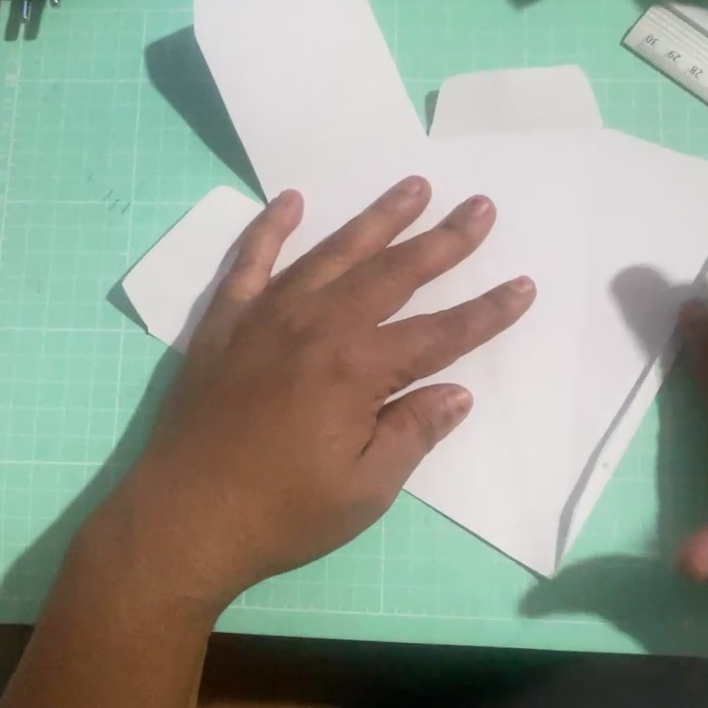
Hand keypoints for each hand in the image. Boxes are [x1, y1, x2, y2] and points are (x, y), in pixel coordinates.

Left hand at [111, 177, 534, 606]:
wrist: (183, 520)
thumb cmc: (283, 513)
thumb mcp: (366, 489)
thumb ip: (414, 432)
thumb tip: (457, 393)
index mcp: (358, 369)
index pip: (440, 334)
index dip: (486, 313)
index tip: (523, 286)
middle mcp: (317, 327)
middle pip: (393, 274)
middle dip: (443, 241)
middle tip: (479, 207)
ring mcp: (267, 319)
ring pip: (332, 254)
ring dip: (376, 220)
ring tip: (412, 187)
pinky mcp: (225, 324)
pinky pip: (250, 262)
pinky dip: (270, 229)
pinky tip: (292, 201)